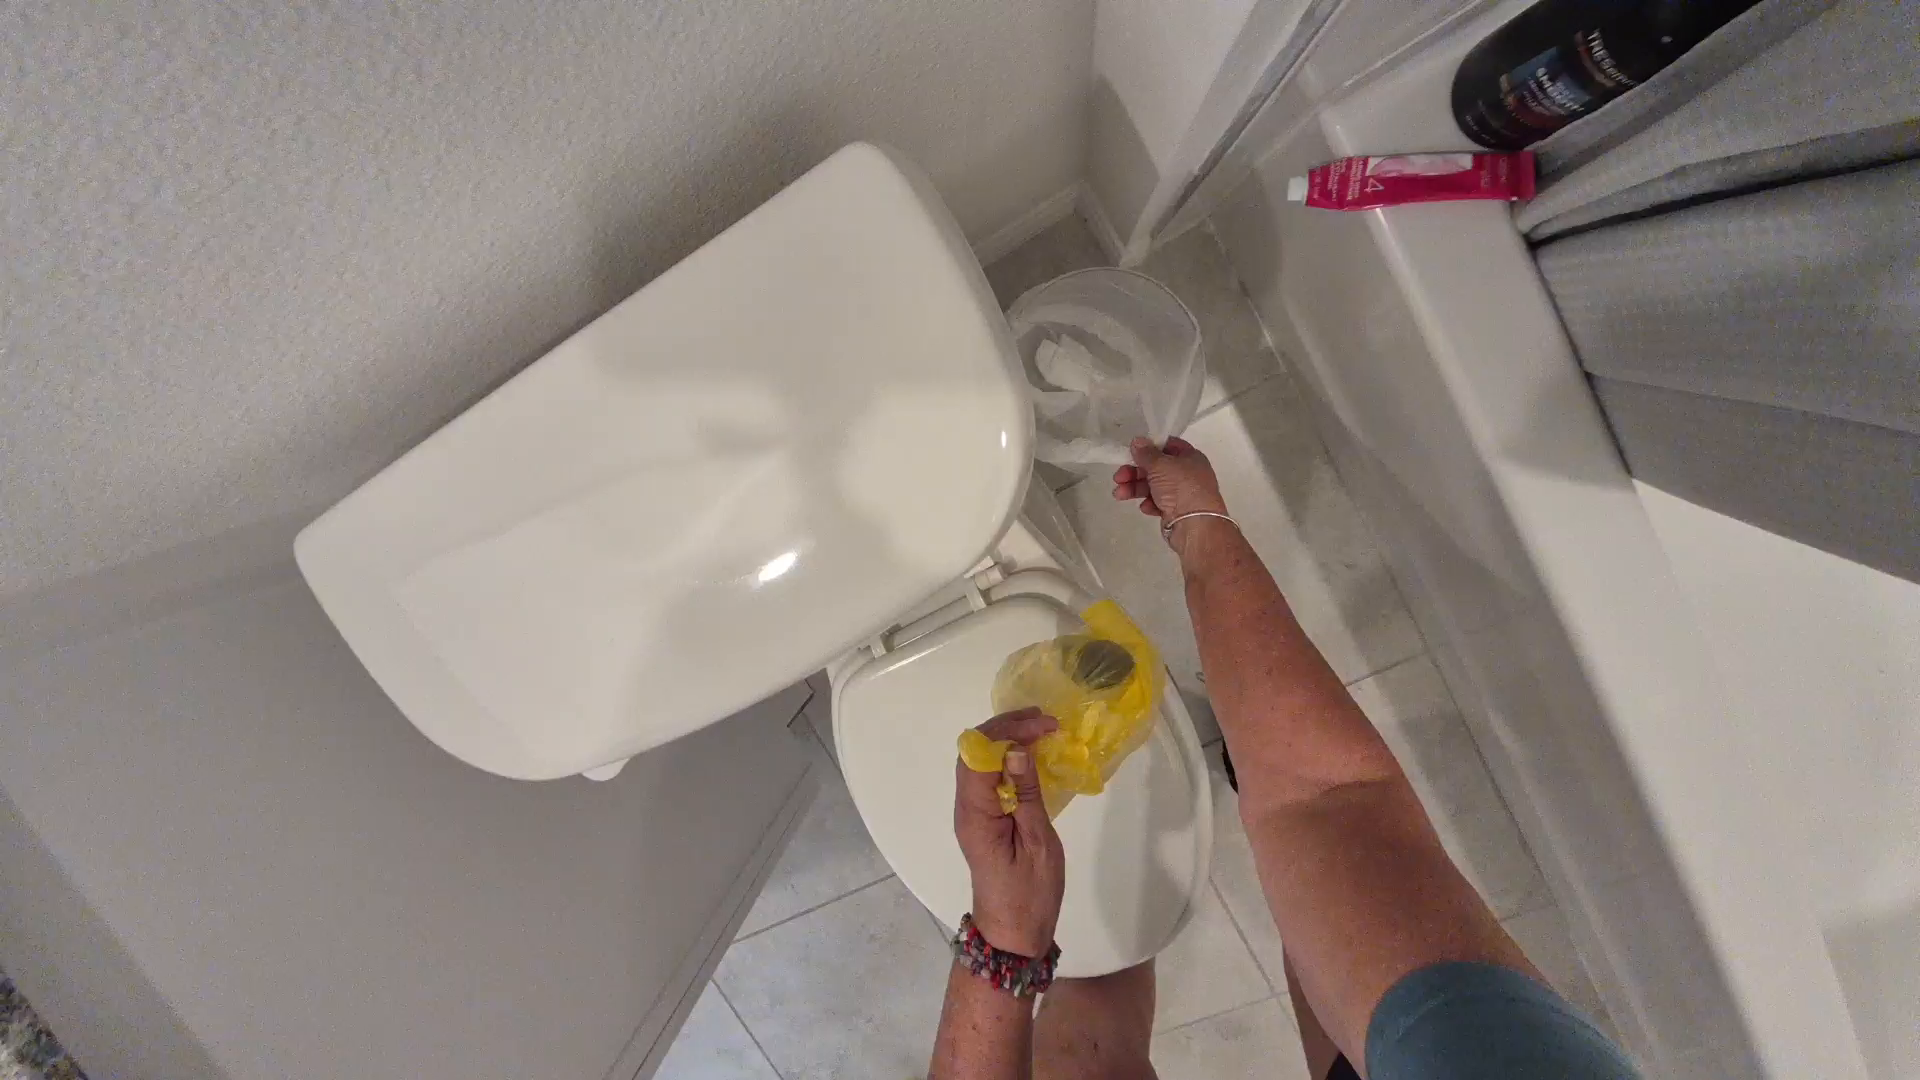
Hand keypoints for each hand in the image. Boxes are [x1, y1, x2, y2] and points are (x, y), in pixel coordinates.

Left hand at [953, 707, 1065, 956]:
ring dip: (1005, 737)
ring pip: (977, 758)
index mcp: (976, 813)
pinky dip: (1005, 755)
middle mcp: (965, 806)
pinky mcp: (981, 815)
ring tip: (1040, 727)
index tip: (1045, 726)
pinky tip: (1030, 751)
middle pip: (973, 750)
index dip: (1010, 731)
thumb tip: (1017, 750)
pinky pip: (986, 774)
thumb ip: (1027, 795)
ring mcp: (970, 811)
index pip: (981, 755)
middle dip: (1006, 726)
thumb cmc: (1029, 895)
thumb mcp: (1038, 844)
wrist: (1012, 934)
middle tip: (1044, 719)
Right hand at [1112, 437, 1227, 545]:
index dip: (1149, 447)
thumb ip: (1146, 453)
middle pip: (1156, 468)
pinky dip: (1149, 503)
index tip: (1132, 451)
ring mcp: (1181, 493)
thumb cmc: (1180, 487)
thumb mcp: (1160, 465)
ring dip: (1135, 488)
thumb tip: (1137, 441)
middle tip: (1118, 477)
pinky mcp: (1175, 510)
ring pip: (1153, 486)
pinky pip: (1158, 502)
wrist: (1195, 524)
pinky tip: (1146, 508)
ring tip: (1119, 494)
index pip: (1168, 445)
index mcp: (1189, 457)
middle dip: (1134, 472)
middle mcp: (1187, 473)